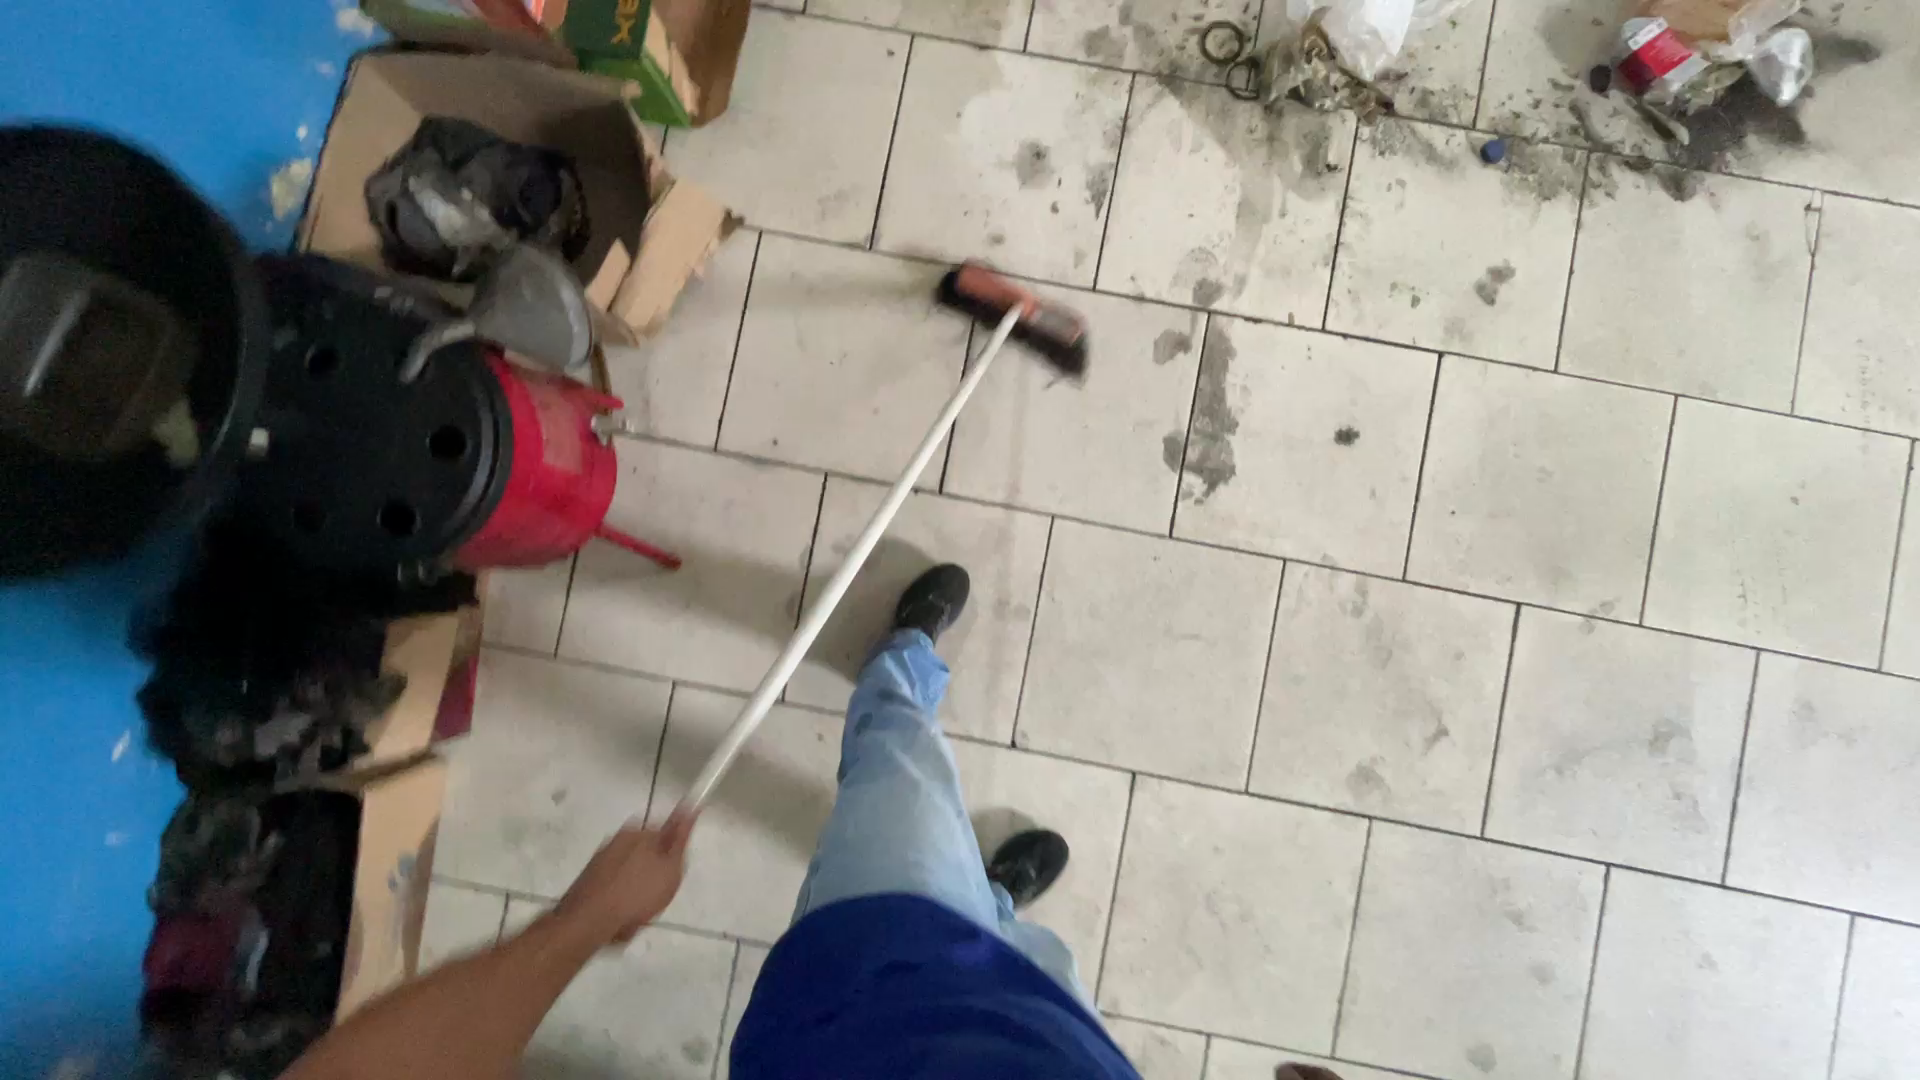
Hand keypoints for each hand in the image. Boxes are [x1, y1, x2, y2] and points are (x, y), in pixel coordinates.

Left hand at [555, 811, 695, 944]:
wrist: (587, 923)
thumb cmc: (636, 894)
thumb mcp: (671, 867)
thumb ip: (681, 838)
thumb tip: (691, 808)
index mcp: (638, 831)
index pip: (666, 829)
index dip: (674, 850)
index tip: (675, 869)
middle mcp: (617, 839)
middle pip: (647, 852)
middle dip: (654, 872)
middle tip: (659, 893)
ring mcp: (599, 860)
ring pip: (629, 872)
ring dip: (636, 888)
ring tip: (638, 912)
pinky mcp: (586, 881)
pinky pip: (613, 886)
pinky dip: (619, 899)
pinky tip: (621, 918)